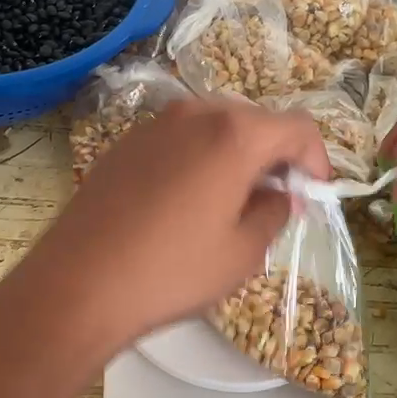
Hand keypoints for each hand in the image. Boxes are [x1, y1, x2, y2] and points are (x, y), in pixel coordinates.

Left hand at [10, 99, 331, 350]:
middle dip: (275, 157)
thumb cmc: (172, 271)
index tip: (315, 194)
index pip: (298, 128)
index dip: (317, 159)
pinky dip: (198, 162)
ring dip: (235, 158)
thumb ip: (276, 213)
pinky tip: (186, 205)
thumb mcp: (243, 252)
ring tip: (232, 205)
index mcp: (235, 134)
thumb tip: (283, 196)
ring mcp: (154, 125)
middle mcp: (195, 113)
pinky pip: (178, 142)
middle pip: (255, 121)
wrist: (79, 284)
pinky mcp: (123, 145)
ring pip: (213, 129)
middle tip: (277, 201)